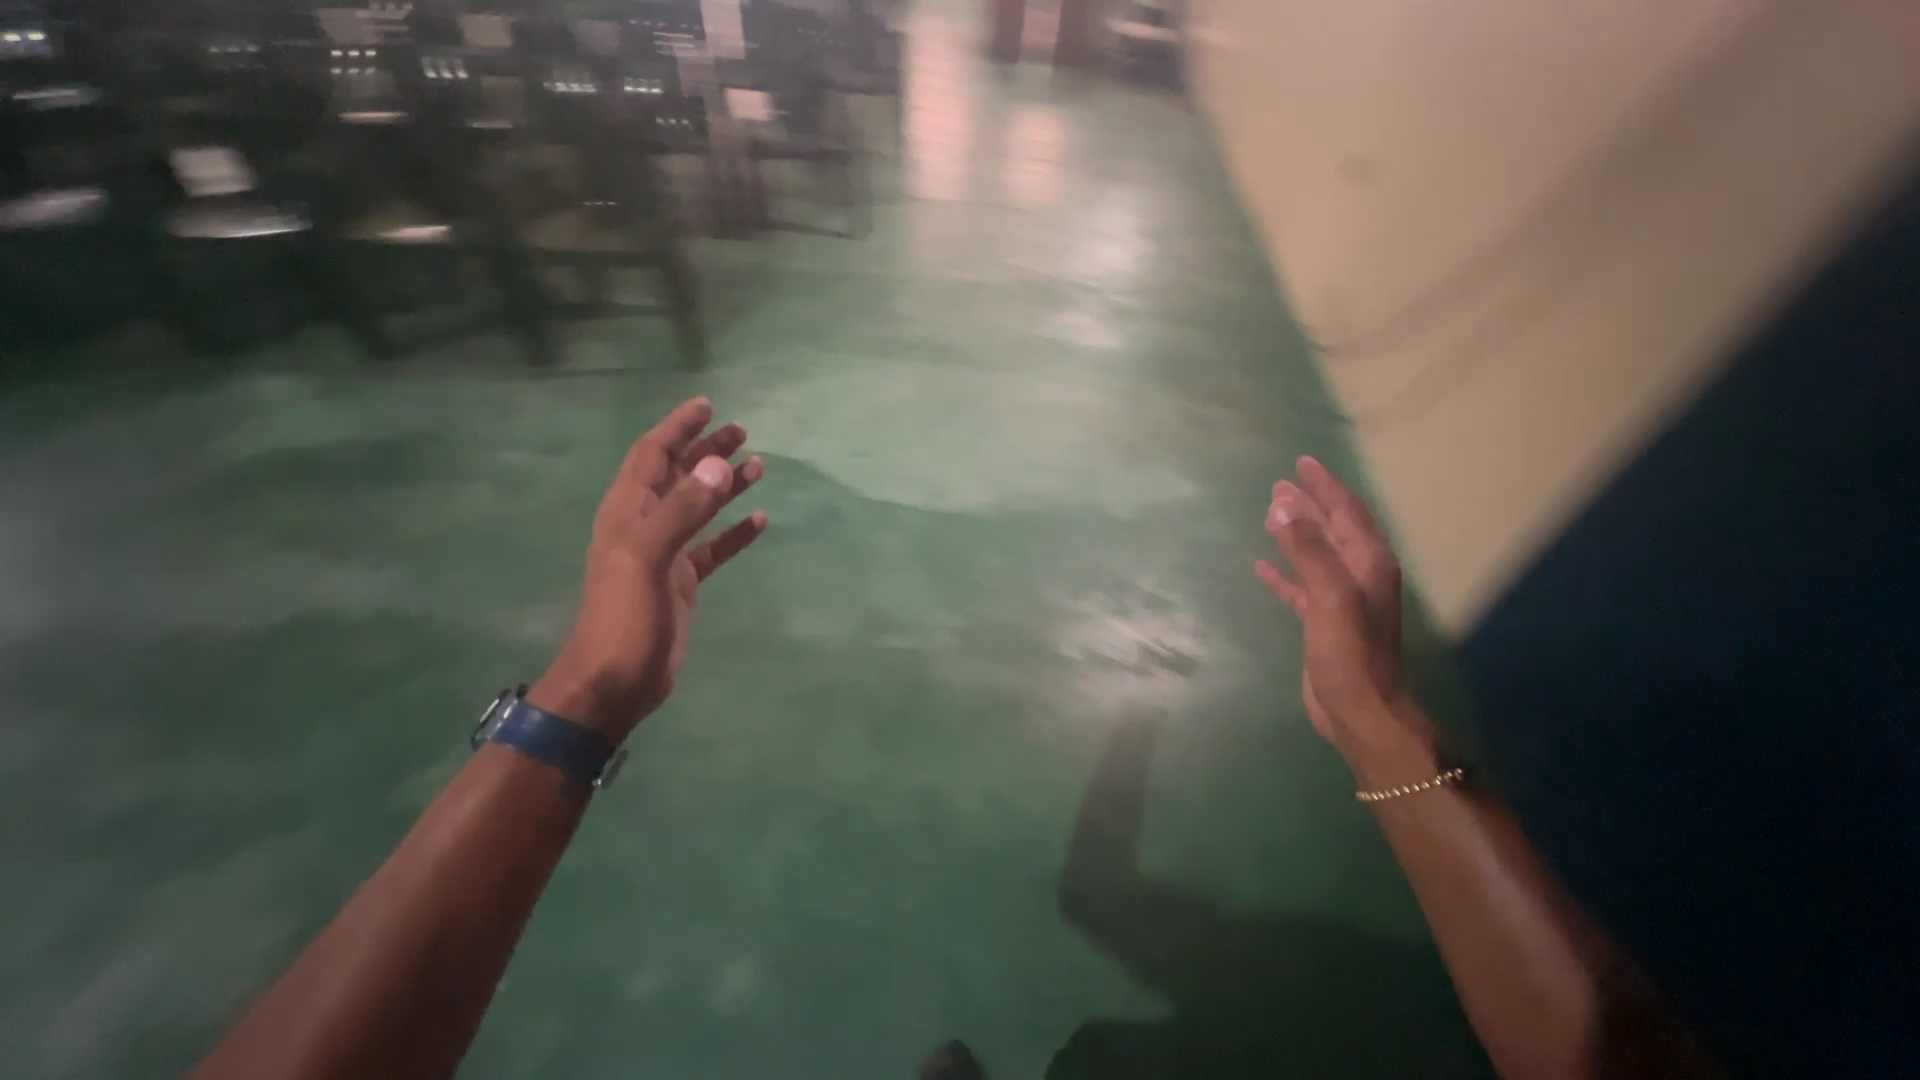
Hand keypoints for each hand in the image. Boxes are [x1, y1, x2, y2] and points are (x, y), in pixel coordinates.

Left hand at [529, 397, 766, 741]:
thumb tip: (716, 464)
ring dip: (725, 487)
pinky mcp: (683, 583)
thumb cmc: (624, 616)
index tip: (706, 405)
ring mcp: (665, 555)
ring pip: (700, 509)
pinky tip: (759, 522)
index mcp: (628, 512)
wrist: (615, 681)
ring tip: (759, 467)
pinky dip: (734, 533)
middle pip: (678, 475)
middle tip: (742, 431)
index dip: (677, 428)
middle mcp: (645, 526)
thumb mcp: (648, 557)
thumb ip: (683, 510)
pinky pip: (713, 548)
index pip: (652, 455)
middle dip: (706, 450)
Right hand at [1255, 457, 1433, 781]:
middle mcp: (1358, 575)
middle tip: (1279, 484)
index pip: (1346, 512)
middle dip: (1308, 504)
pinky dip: (1283, 572)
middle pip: (1331, 528)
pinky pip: (1300, 586)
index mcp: (1368, 563)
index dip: (1325, 486)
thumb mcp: (1331, 596)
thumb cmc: (1351, 653)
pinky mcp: (1321, 622)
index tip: (1302, 463)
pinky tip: (1262, 567)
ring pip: (1315, 555)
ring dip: (1295, 533)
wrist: (1360, 711)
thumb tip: (1283, 506)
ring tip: (1269, 514)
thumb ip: (1308, 550)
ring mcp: (1340, 600)